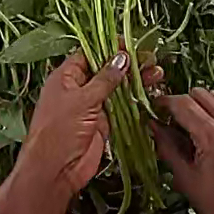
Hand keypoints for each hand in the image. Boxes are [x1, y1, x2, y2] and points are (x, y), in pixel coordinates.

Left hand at [16, 49, 162, 198]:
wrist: (55, 170)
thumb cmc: (59, 131)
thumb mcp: (82, 99)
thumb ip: (105, 78)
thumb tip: (123, 57)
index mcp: (66, 77)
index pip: (90, 53)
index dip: (109, 47)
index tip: (131, 42)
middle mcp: (79, 89)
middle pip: (106, 69)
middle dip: (128, 63)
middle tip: (151, 58)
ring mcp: (91, 106)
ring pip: (116, 88)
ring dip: (136, 80)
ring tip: (157, 73)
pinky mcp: (103, 122)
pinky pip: (121, 106)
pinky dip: (134, 99)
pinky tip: (150, 92)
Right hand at [150, 89, 213, 213]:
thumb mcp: (185, 178)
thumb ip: (168, 147)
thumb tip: (152, 126)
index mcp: (212, 136)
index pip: (183, 104)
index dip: (165, 102)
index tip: (154, 106)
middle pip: (201, 94)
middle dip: (182, 101)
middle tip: (170, 118)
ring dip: (201, 103)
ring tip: (189, 121)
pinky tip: (210, 124)